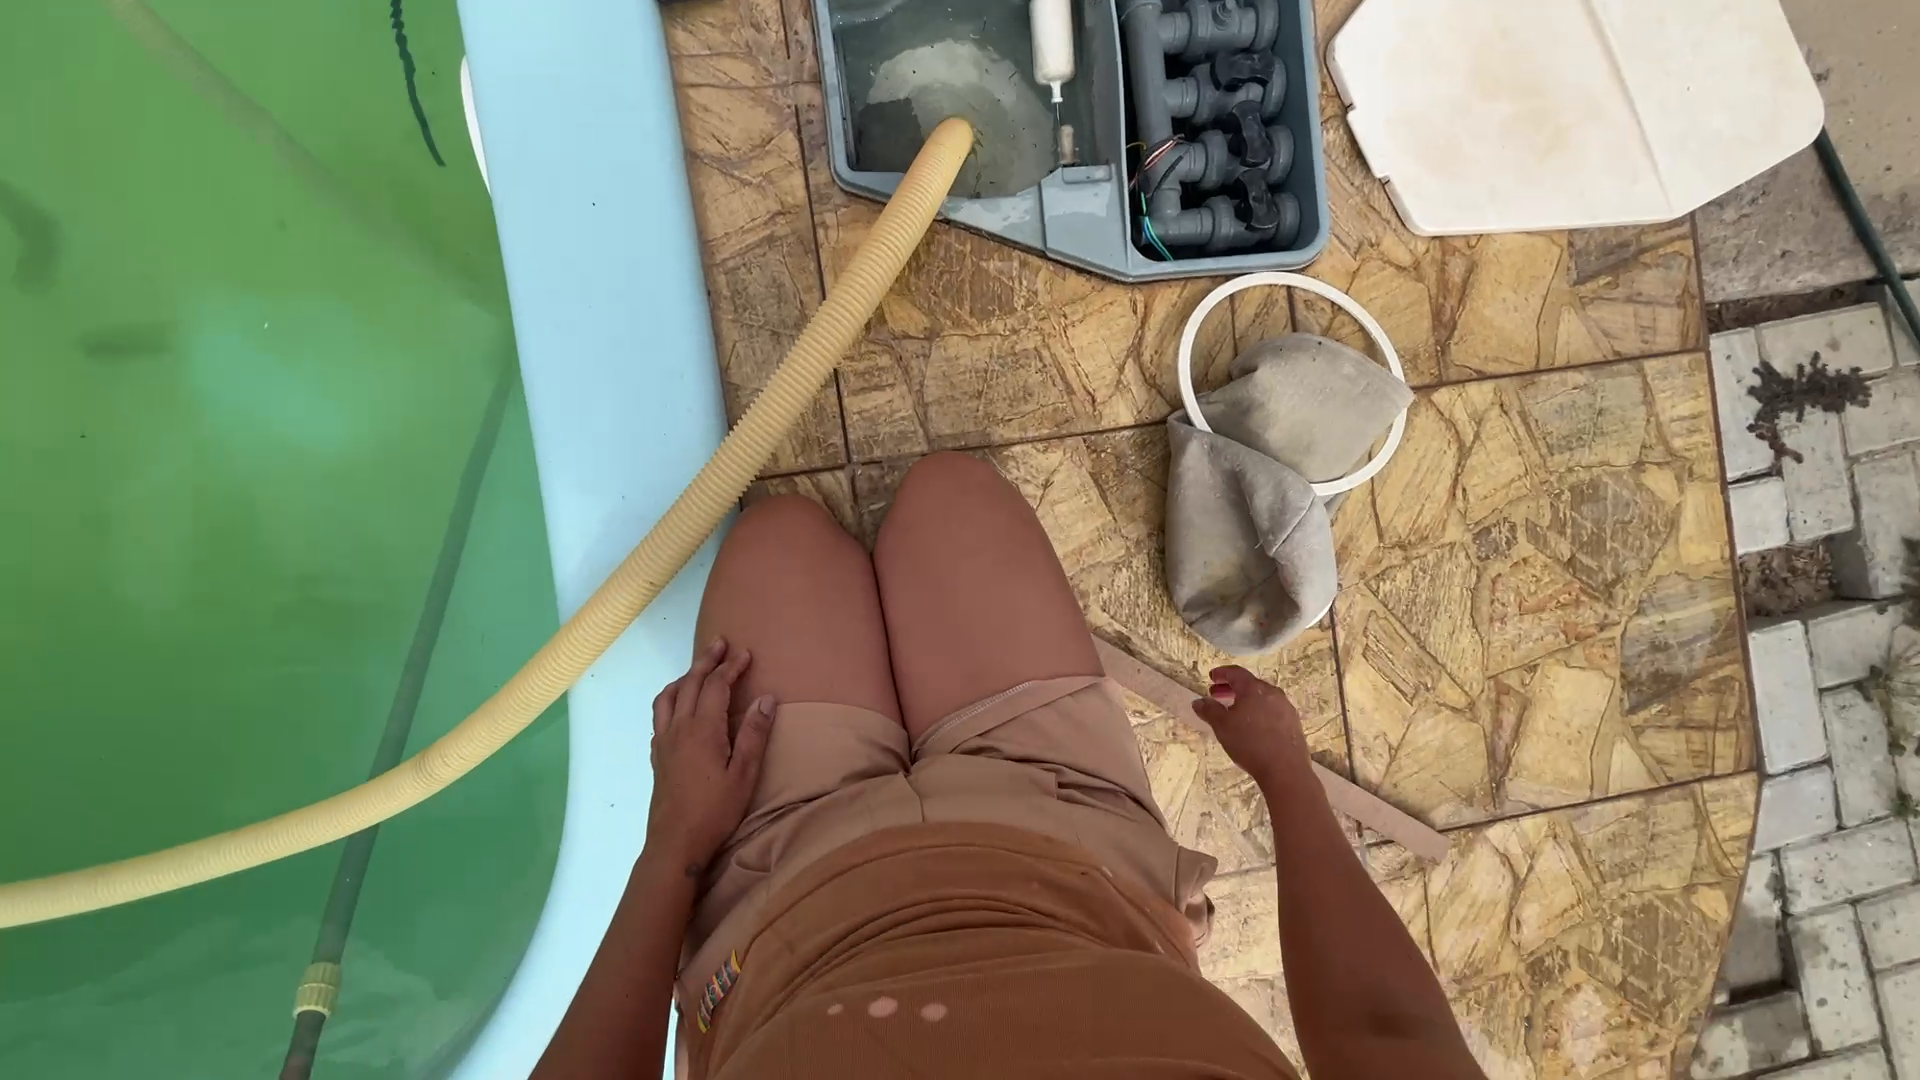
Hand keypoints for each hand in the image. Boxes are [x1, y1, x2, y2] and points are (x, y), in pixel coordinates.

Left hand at [644, 639, 774, 872]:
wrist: (674, 844)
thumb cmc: (715, 810)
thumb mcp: (744, 774)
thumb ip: (754, 734)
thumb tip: (766, 698)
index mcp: (702, 729)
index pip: (716, 686)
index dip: (731, 667)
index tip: (745, 653)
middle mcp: (678, 728)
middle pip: (689, 684)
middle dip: (706, 661)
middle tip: (720, 644)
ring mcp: (663, 742)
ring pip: (668, 697)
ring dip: (684, 677)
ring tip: (697, 669)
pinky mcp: (657, 756)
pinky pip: (659, 715)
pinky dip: (670, 699)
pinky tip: (679, 707)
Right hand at [1191, 666, 1310, 790]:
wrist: (1285, 770)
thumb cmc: (1250, 743)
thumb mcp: (1222, 726)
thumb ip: (1209, 710)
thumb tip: (1198, 701)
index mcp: (1254, 689)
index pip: (1236, 673)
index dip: (1222, 673)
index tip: (1212, 676)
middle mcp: (1272, 694)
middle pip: (1249, 684)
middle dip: (1231, 688)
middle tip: (1216, 694)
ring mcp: (1286, 709)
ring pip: (1262, 698)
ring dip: (1246, 701)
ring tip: (1234, 711)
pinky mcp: (1293, 724)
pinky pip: (1272, 711)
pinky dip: (1258, 712)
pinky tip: (1253, 726)